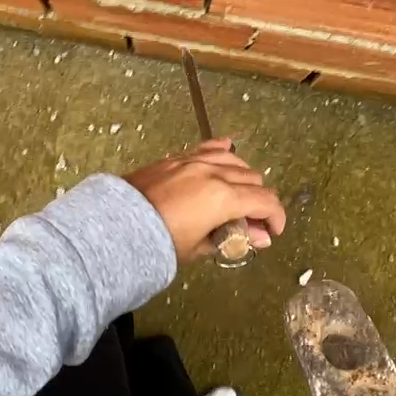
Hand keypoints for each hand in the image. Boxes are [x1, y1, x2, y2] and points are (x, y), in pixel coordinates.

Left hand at [124, 139, 286, 263]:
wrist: (118, 222)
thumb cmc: (160, 242)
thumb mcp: (199, 248)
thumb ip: (233, 238)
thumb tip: (261, 238)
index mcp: (223, 197)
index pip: (265, 201)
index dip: (276, 217)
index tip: (273, 232)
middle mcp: (214, 173)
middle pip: (253, 179)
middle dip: (258, 200)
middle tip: (250, 222)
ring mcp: (195, 160)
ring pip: (235, 160)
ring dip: (243, 178)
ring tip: (237, 196)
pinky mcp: (179, 156)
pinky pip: (210, 147)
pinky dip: (223, 152)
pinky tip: (228, 152)